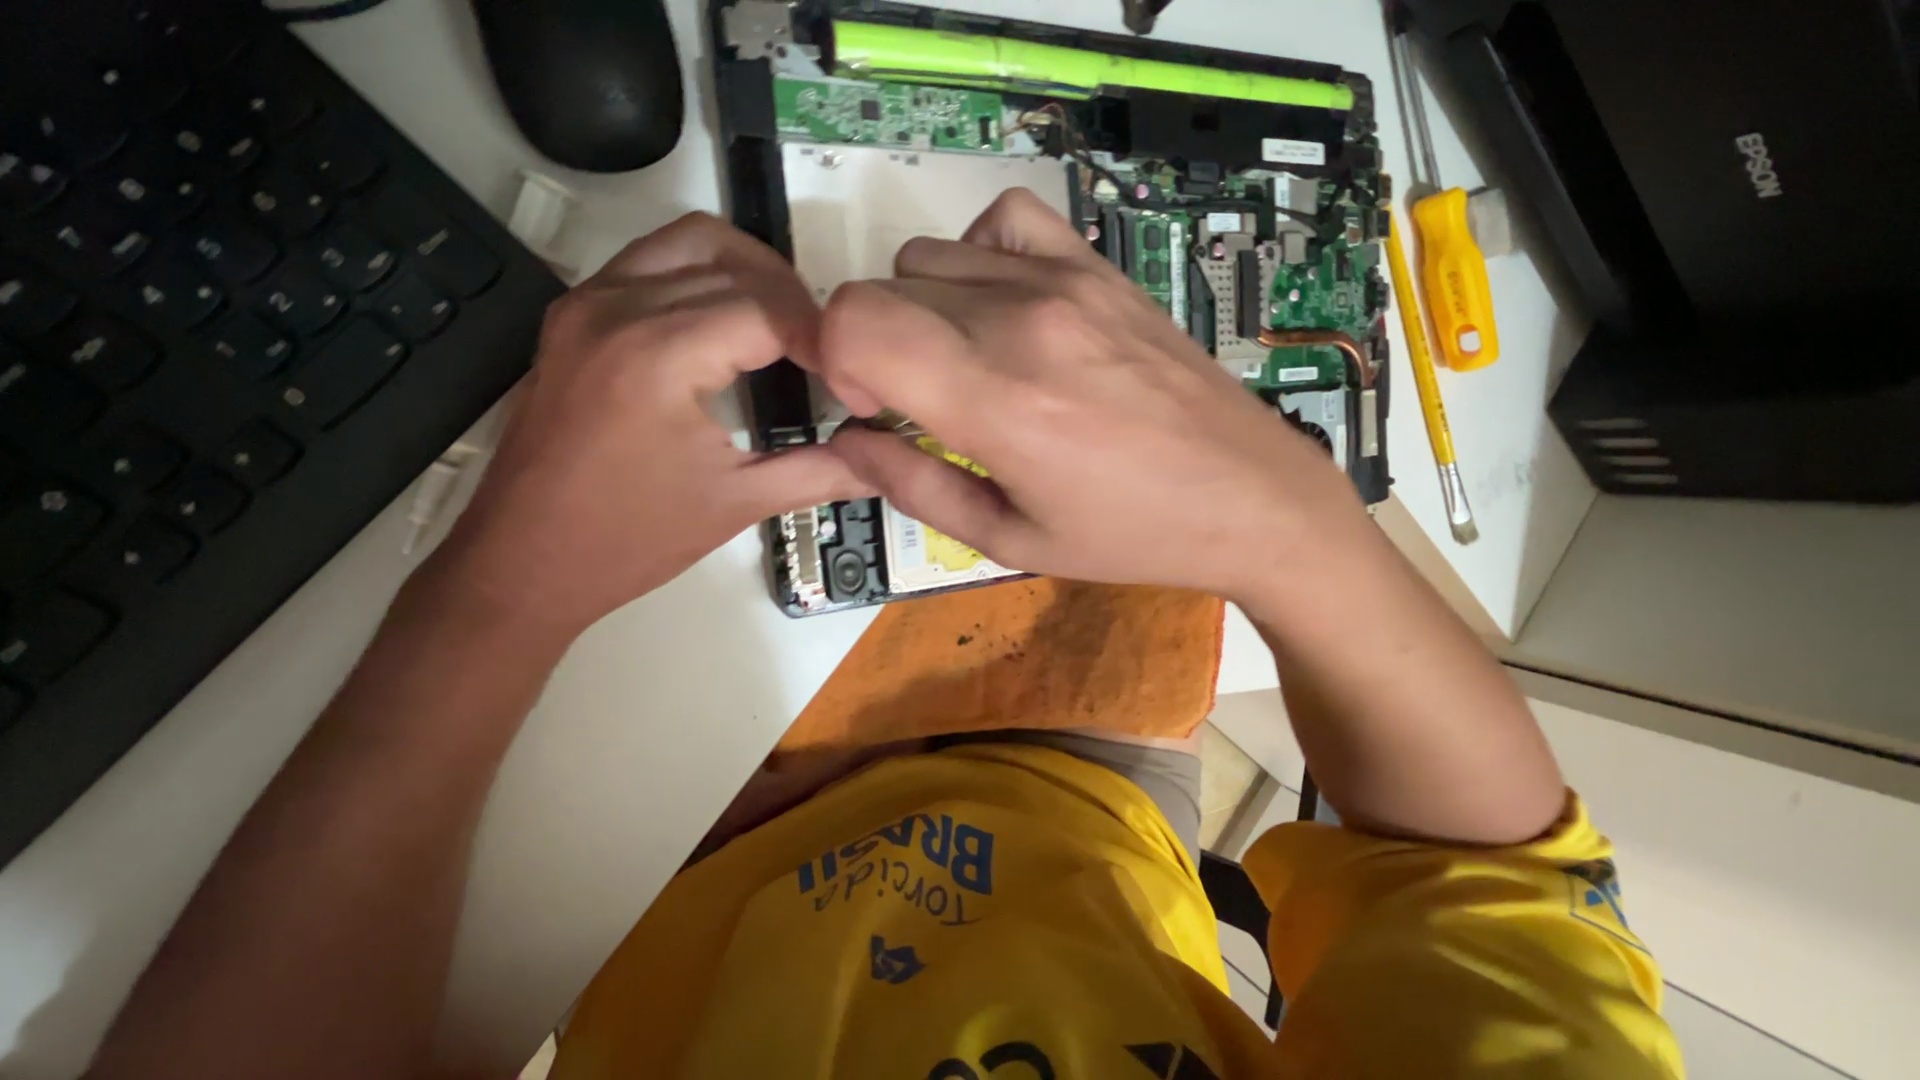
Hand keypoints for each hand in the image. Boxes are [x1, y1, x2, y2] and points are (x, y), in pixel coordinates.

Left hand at [429, 212, 869, 633]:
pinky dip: (700, 275)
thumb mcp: (736, 504)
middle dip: (793, 300)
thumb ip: (822, 472)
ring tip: (781, 326)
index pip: (768, 310)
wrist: (523, 562)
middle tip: (824, 353)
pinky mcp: (572, 315)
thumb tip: (884, 459)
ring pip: (688, 241)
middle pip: (735, 261)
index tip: (851, 377)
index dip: (823, 338)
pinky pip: (650, 261)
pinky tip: (725, 328)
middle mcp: (618, 307)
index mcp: (659, 353)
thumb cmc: (628, 540)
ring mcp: (588, 304)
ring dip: (747, 270)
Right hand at [819, 189, 1367, 601]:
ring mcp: (1064, 281)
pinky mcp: (1098, 267)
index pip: (854, 322)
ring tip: (968, 365)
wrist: (1250, 495)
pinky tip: (1002, 308)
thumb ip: (913, 487)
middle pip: (882, 288)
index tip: (879, 411)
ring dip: (921, 310)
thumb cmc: (1131, 534)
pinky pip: (1004, 220)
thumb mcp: (1011, 539)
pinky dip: (980, 256)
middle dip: (875, 348)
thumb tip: (848, 441)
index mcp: (996, 399)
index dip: (839, 365)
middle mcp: (1021, 320)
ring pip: (931, 257)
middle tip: (922, 404)